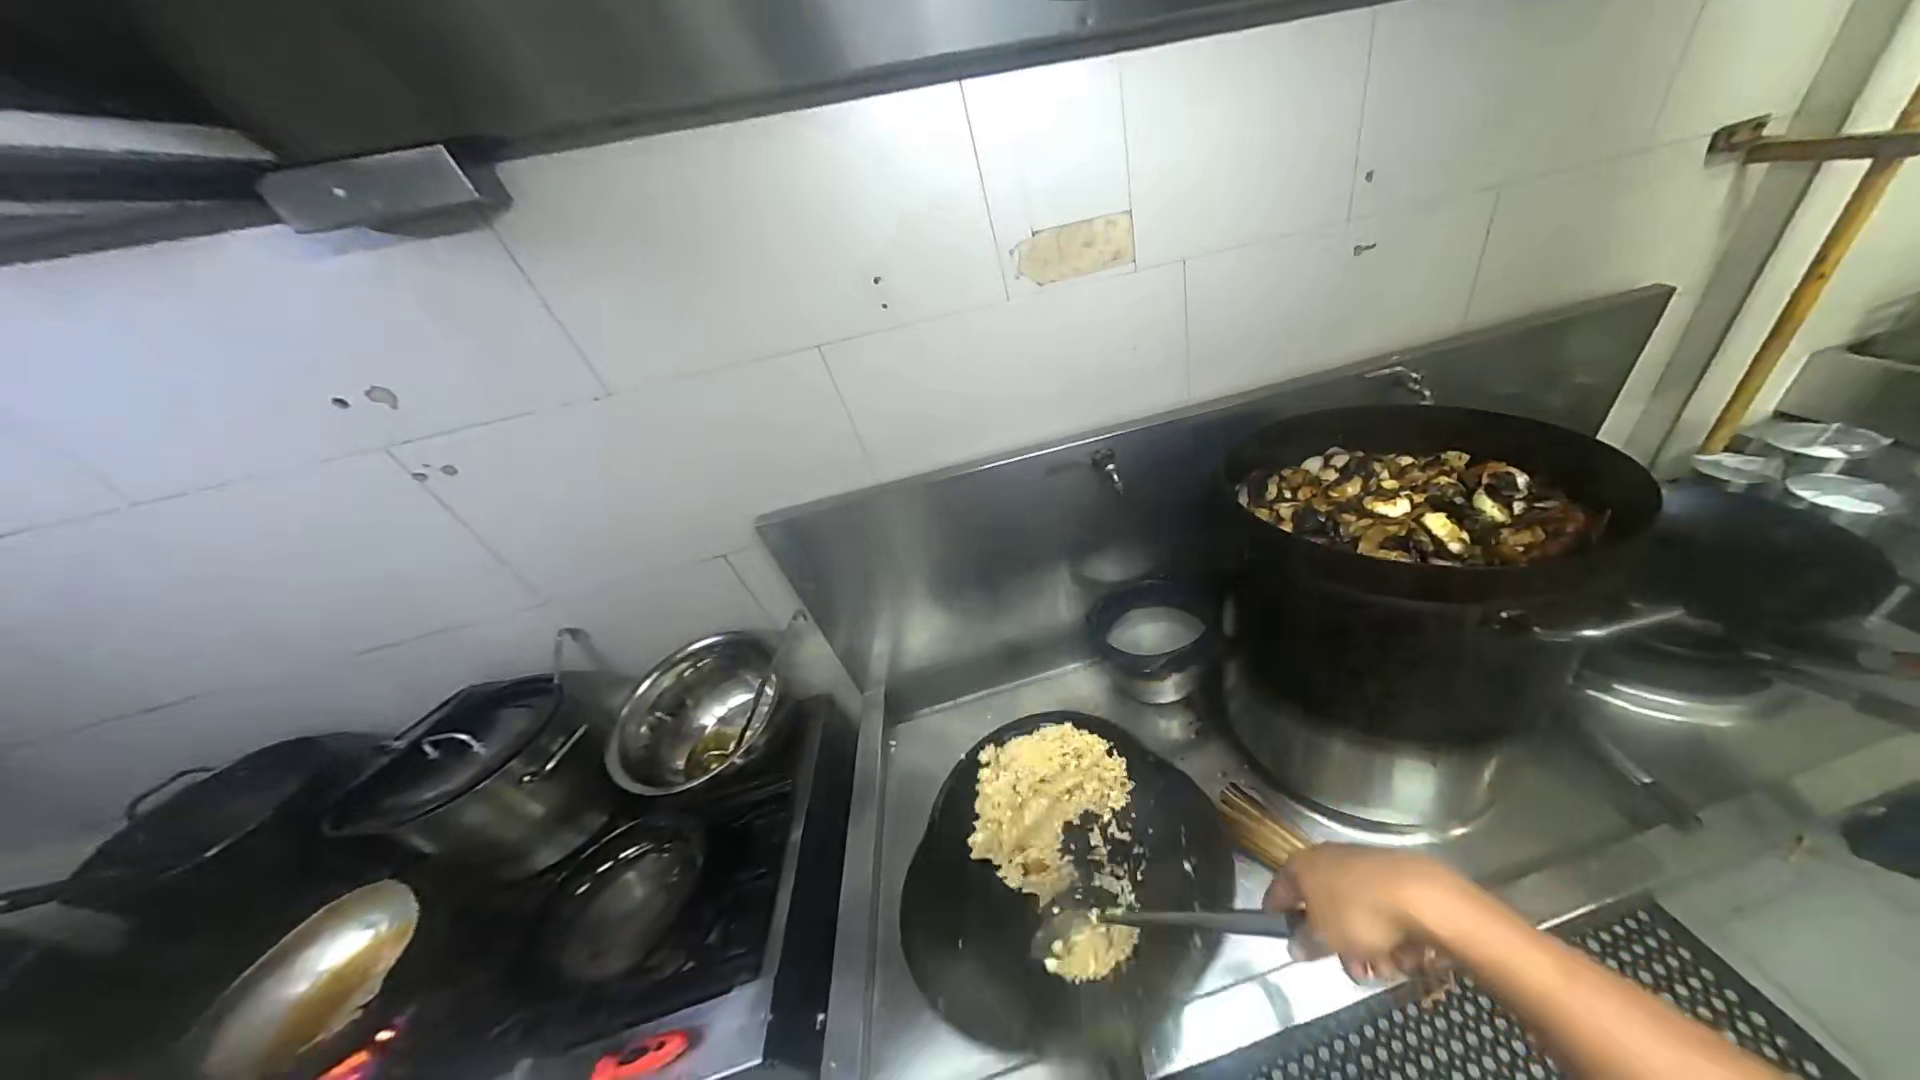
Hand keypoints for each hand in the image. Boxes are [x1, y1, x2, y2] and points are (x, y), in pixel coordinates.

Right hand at [1263, 844, 1466, 982]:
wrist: (1421, 895)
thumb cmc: (1358, 913)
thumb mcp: (1324, 937)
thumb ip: (1305, 943)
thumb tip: (1295, 946)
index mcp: (1301, 866)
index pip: (1278, 892)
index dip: (1277, 917)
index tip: (1284, 940)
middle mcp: (1326, 860)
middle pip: (1323, 909)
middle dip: (1338, 947)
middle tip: (1356, 972)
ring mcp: (1360, 866)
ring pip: (1355, 915)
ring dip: (1367, 946)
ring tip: (1388, 969)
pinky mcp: (1392, 877)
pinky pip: (1381, 910)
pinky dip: (1389, 933)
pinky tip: (1405, 954)